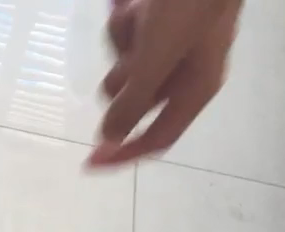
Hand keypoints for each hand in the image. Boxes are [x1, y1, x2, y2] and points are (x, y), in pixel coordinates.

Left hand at [91, 0, 241, 166]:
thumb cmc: (189, 1)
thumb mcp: (156, 55)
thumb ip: (132, 102)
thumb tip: (109, 140)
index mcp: (197, 88)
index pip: (157, 139)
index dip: (123, 154)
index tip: (88, 163)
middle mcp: (187, 71)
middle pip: (138, 101)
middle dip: (124, 81)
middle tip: (129, 54)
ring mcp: (176, 42)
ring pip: (130, 65)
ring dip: (123, 43)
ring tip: (134, 13)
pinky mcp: (164, 17)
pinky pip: (132, 33)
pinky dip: (127, 22)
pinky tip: (131, 2)